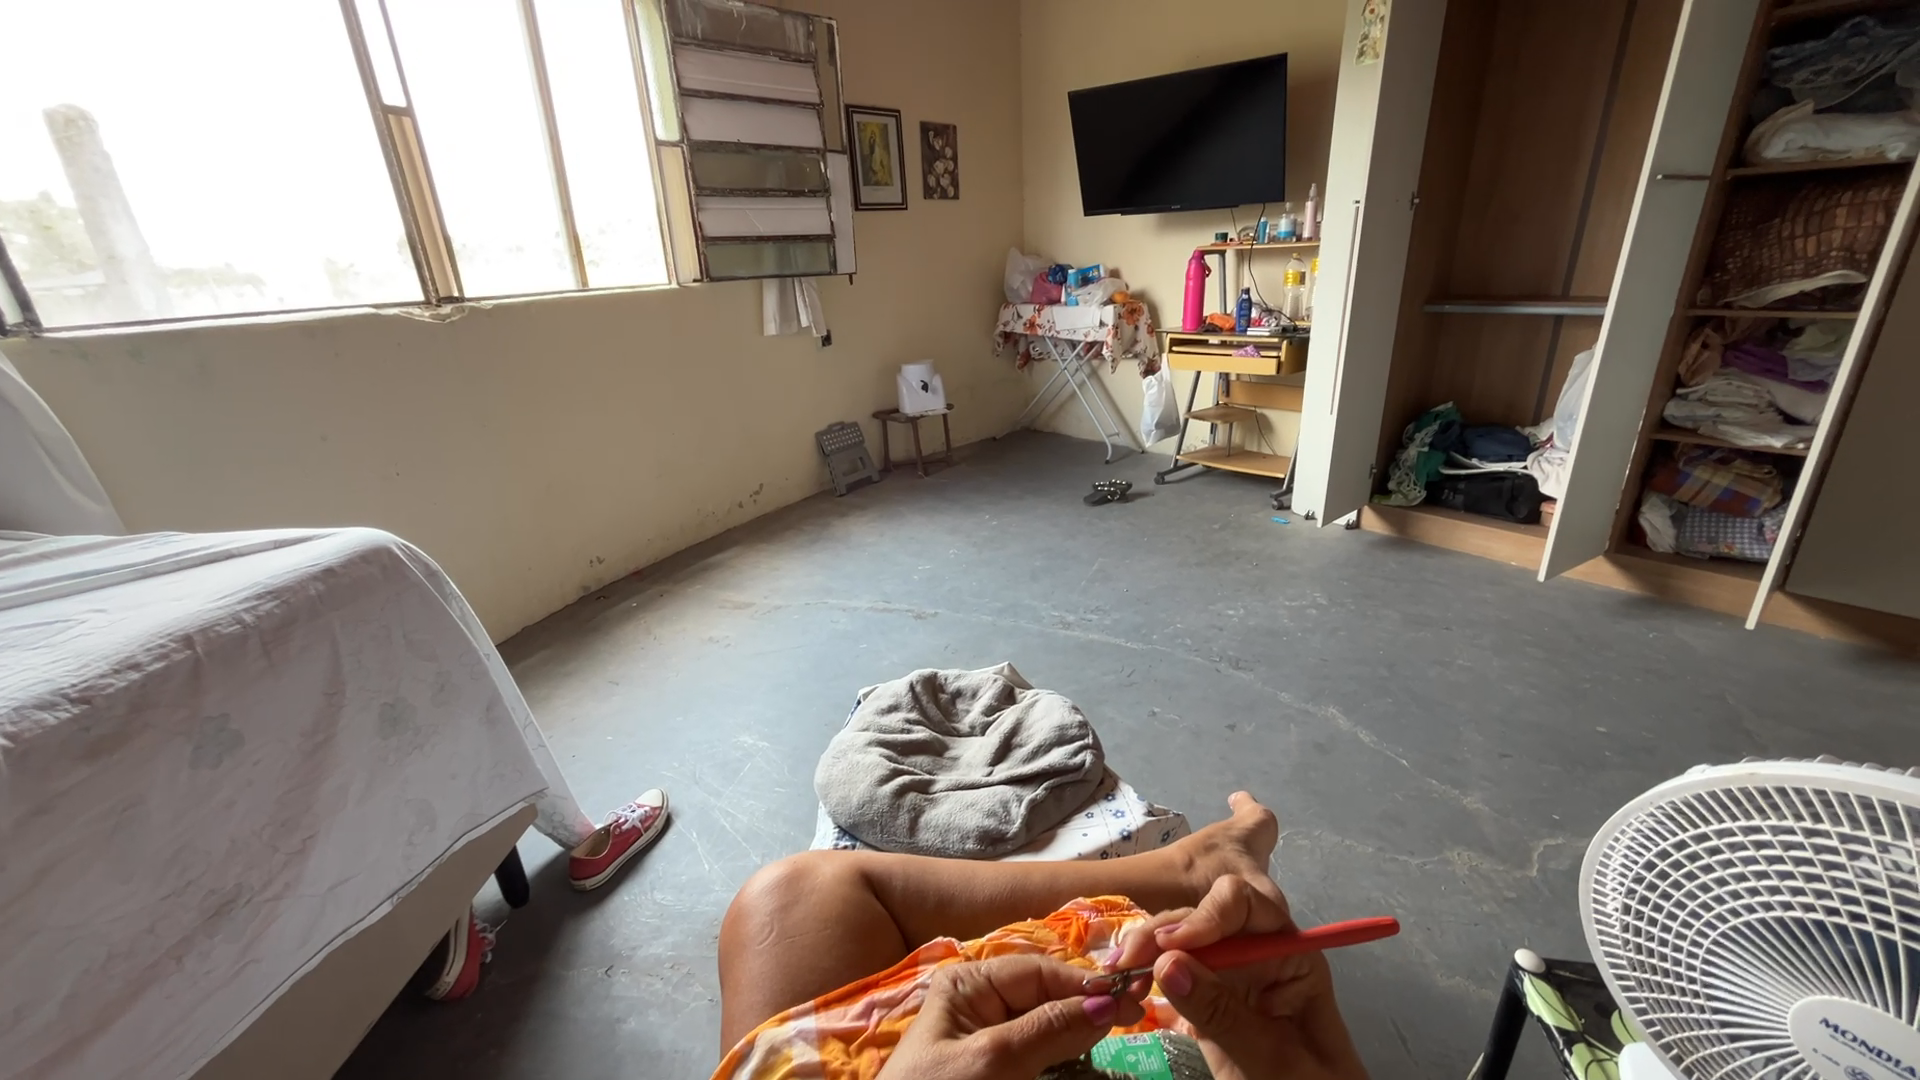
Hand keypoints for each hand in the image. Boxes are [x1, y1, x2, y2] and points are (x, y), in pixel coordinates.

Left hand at [878, 954, 1146, 1079]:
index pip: (1039, 971)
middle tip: (1135, 1018)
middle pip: (1048, 1001)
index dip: (1084, 984)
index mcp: (970, 984)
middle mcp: (982, 1006)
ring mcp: (991, 1045)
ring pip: (1051, 1035)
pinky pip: (1043, 1063)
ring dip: (1081, 1042)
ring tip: (1116, 1044)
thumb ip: (1050, 1029)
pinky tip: (1085, 1067)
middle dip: (1086, 1012)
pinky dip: (1066, 1067)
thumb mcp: (993, 1060)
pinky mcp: (1000, 1076)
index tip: (1132, 997)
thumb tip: (1106, 1002)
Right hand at [1109, 876, 1369, 1079]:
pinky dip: (1144, 971)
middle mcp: (1254, 952)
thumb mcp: (1272, 1058)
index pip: (1244, 904)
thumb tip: (1164, 962)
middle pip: (1201, 915)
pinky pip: (1170, 971)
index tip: (1172, 943)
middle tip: (1127, 957)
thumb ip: (1222, 1012)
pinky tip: (1124, 979)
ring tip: (1117, 968)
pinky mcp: (1203, 998)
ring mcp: (1226, 975)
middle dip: (1163, 930)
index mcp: (1287, 953)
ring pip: (1179, 940)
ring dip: (1147, 948)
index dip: (1205, 914)